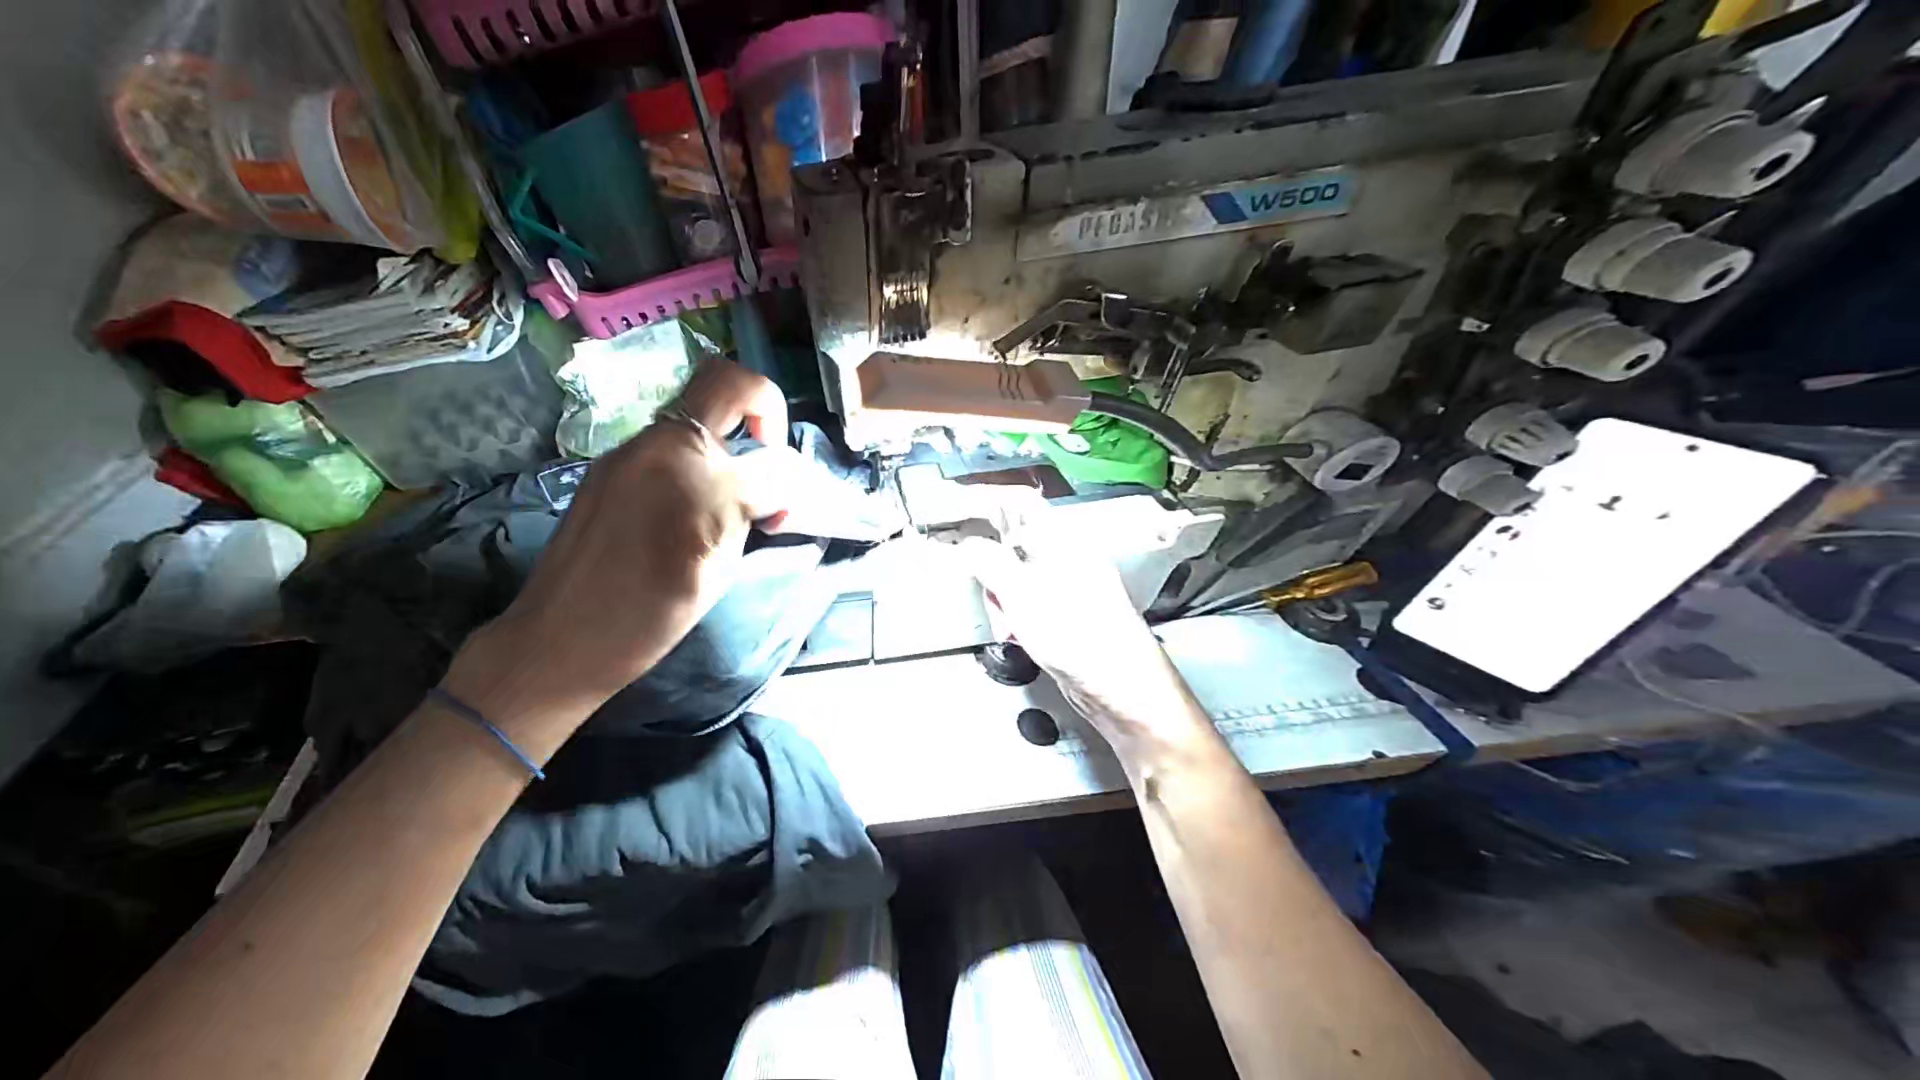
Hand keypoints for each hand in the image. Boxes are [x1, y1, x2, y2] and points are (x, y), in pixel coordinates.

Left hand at [445, 360, 794, 730]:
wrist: (560, 642)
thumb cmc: (650, 610)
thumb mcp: (723, 556)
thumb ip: (757, 499)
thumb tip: (781, 478)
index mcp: (681, 453)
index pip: (744, 392)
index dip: (778, 427)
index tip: (778, 480)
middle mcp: (650, 441)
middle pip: (720, 389)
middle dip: (759, 416)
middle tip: (763, 473)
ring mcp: (624, 458)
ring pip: (695, 428)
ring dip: (727, 456)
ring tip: (729, 519)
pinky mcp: (606, 480)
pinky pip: (668, 456)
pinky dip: (696, 474)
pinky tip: (692, 526)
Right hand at [957, 507, 1211, 760]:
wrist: (1124, 692)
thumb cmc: (1085, 642)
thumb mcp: (1024, 595)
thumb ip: (991, 563)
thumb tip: (968, 544)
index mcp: (1065, 542)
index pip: (1021, 503)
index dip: (986, 501)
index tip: (958, 508)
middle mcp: (1069, 560)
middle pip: (1015, 541)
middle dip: (990, 562)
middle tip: (980, 582)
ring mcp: (1069, 588)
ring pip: (1019, 576)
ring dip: (1001, 594)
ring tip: (1003, 620)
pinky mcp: (1066, 617)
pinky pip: (1028, 603)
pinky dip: (1014, 614)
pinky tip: (1014, 633)